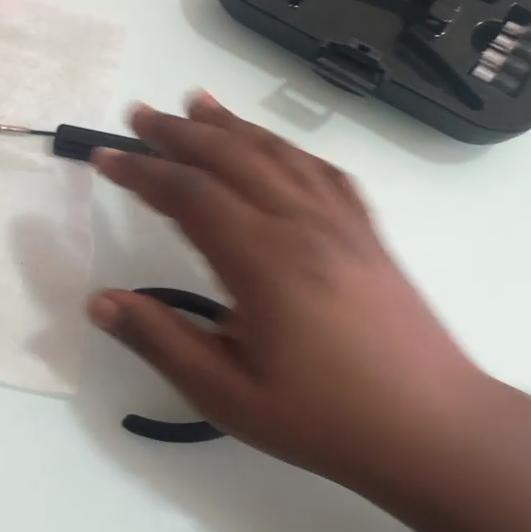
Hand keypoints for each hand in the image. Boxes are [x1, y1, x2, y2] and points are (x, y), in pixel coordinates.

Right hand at [89, 95, 493, 488]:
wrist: (432, 429)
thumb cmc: (320, 416)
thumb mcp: (223, 392)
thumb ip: (158, 339)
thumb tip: (98, 301)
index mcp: (262, 260)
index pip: (189, 194)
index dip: (141, 171)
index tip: (102, 157)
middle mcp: (302, 225)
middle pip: (232, 158)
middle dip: (179, 133)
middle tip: (138, 113)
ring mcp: (342, 224)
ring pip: (278, 155)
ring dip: (231, 126)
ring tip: (196, 103)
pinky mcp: (367, 234)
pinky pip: (321, 172)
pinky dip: (286, 147)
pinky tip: (273, 145)